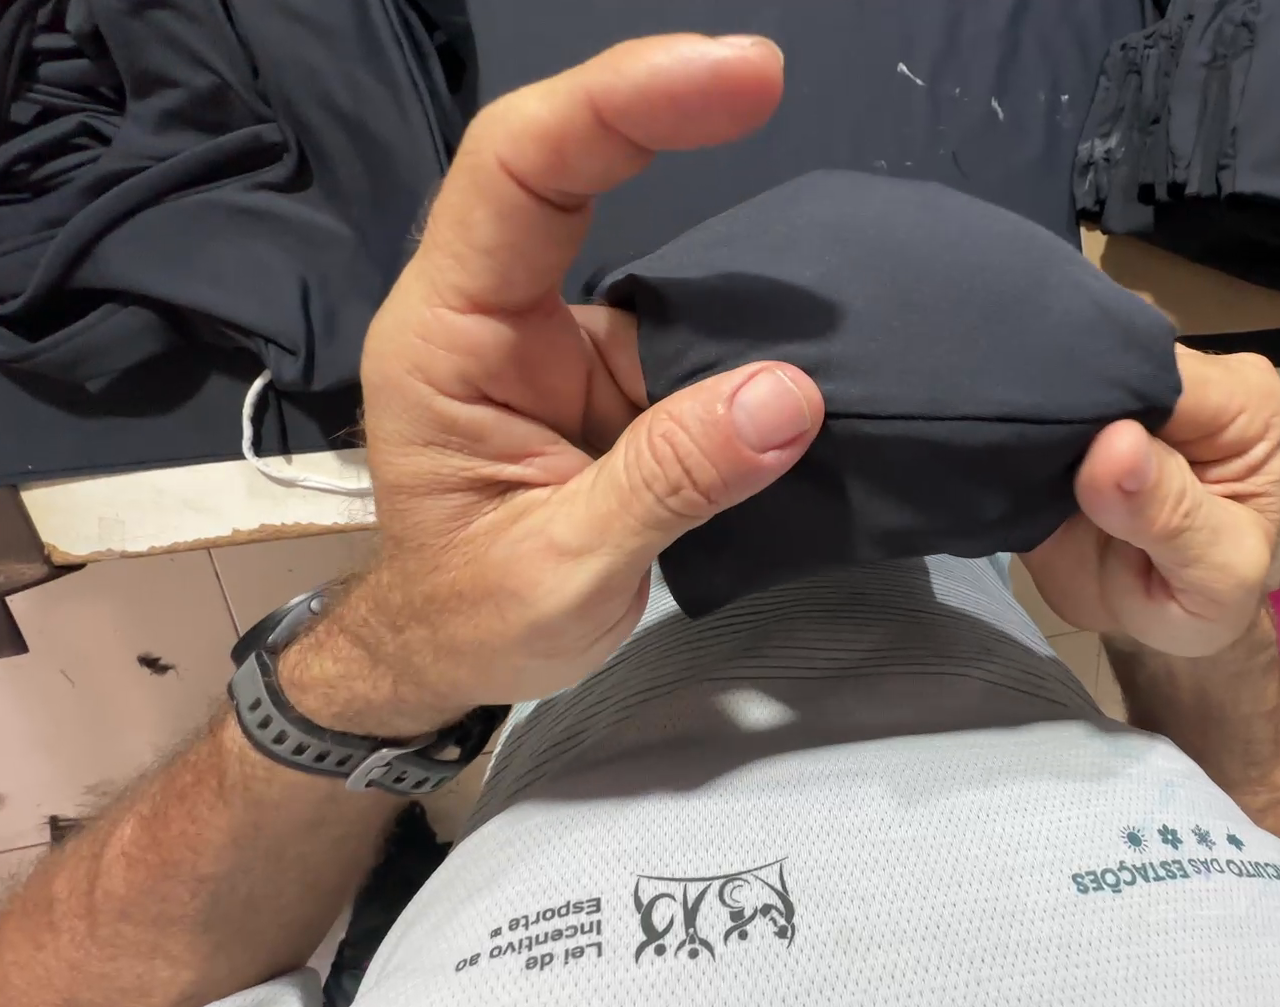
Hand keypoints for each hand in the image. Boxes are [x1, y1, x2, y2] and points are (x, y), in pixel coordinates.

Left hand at [280, 35, 819, 735]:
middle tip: (771, 85)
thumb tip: (789, 395)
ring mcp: (572, 355)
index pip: (522, 176)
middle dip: (674, 125)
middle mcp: (507, 321)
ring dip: (741, 267)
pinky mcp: (623, 394)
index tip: (735, 77)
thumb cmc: (477, 617)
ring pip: (663, 277)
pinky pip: (697, 346)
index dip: (619, 106)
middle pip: (584, 184)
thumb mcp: (565, 564)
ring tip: (825, 263)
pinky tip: (812, 348)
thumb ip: (667, 482)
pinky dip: (755, 345)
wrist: (460, 655)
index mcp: (454, 338)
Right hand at [1020, 347, 1279, 657]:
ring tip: (994, 442)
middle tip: (1013, 440)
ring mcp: (1112, 396)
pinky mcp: (1061, 415)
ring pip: (1058, 367)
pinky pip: (1023, 399)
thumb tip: (1114, 445)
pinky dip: (1000, 421)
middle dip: (1061, 397)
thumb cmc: (1199, 599)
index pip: (1165, 375)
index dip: (1113, 405)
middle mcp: (1177, 385)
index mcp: (1240, 405)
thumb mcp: (1211, 573)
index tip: (1065, 442)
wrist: (1136, 623)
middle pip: (1106, 356)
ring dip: (1024, 405)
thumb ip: (1170, 514)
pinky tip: (984, 442)